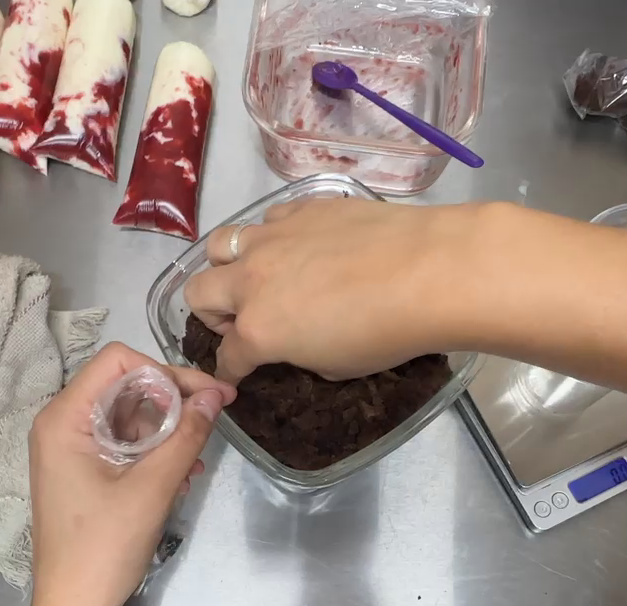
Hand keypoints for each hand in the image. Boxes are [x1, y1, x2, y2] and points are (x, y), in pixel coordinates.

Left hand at [28, 343, 234, 605]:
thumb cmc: (104, 547)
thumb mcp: (152, 488)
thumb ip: (187, 437)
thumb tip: (217, 396)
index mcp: (64, 418)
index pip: (119, 361)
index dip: (166, 371)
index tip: (207, 397)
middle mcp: (63, 424)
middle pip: (126, 387)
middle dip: (173, 402)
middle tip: (217, 418)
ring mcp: (72, 449)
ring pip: (130, 417)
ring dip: (169, 431)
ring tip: (198, 461)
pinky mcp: (85, 472)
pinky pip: (125, 445)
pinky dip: (156, 453)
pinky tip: (182, 476)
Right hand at [182, 198, 482, 382]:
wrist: (427, 273)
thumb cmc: (383, 335)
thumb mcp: (334, 367)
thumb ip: (300, 354)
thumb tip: (296, 342)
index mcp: (258, 330)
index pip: (227, 357)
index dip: (228, 372)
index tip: (233, 376)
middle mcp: (252, 280)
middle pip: (199, 292)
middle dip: (210, 315)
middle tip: (239, 323)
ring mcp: (274, 237)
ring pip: (221, 243)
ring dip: (229, 266)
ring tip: (258, 277)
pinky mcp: (302, 207)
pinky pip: (268, 220)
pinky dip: (272, 238)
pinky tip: (299, 248)